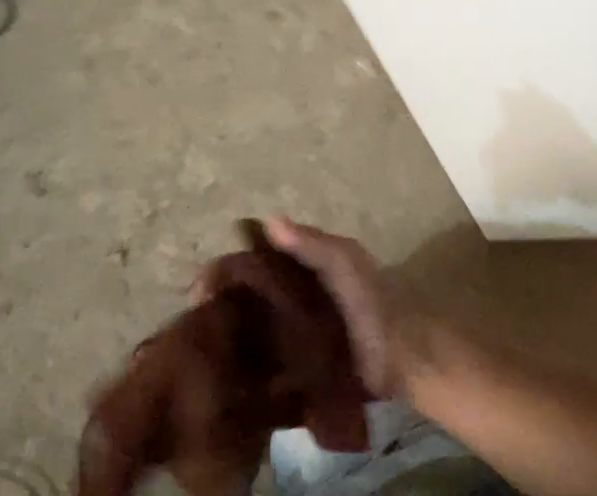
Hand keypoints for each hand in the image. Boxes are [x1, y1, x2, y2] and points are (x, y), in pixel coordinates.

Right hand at [194, 216, 407, 397]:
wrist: (404, 361)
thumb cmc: (374, 305)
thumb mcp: (346, 264)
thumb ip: (313, 244)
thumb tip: (267, 220)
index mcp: (302, 268)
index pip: (251, 262)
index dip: (223, 271)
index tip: (199, 292)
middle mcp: (292, 297)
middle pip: (243, 295)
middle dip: (216, 305)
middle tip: (192, 326)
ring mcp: (293, 334)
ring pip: (248, 328)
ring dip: (224, 336)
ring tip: (197, 354)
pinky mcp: (297, 369)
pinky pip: (262, 363)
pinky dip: (242, 366)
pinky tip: (221, 377)